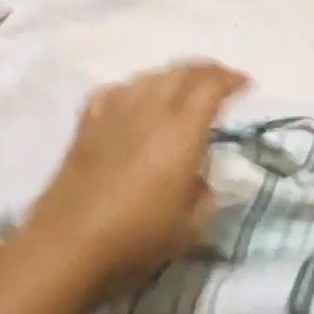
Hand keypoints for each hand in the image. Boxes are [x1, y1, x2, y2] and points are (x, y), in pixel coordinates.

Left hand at [22, 61, 248, 288]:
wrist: (70, 241)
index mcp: (181, 133)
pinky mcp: (86, 125)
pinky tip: (133, 103)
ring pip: (147, 77)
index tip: (244, 85)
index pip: (211, 87)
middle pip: (181, 72)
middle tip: (218, 82)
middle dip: (205, 71)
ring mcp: (113, 113)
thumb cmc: (136, 238)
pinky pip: (115, 92)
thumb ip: (202, 197)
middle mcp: (149, 112)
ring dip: (170, 78)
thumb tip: (198, 181)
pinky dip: (134, 91)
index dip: (231, 80)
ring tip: (180, 92)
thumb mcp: (189, 228)